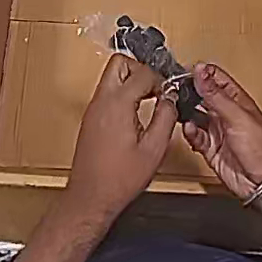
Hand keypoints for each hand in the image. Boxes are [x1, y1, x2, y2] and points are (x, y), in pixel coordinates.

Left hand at [63, 53, 179, 228]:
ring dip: (130, 81)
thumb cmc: (119, 179)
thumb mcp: (154, 149)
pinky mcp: (90, 118)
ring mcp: (93, 108)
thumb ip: (166, 117)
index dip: (160, 80)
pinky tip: (135, 114)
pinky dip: (122, 93)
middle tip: (155, 87)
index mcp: (118, 104)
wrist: (90, 198)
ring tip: (148, 100)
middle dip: (140, 69)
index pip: (142, 72)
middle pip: (119, 63)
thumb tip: (171, 98)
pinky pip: (107, 92)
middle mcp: (102, 101)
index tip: (168, 93)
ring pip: (111, 76)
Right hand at [182, 62, 261, 200]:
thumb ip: (215, 94)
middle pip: (202, 95)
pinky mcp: (211, 148)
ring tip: (177, 110)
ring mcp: (217, 130)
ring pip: (195, 115)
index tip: (184, 72)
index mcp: (236, 99)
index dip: (200, 72)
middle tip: (174, 90)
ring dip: (186, 113)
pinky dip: (190, 133)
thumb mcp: (236, 116)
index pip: (214, 77)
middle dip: (188, 92)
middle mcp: (225, 112)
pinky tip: (190, 131)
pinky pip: (194, 136)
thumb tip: (201, 71)